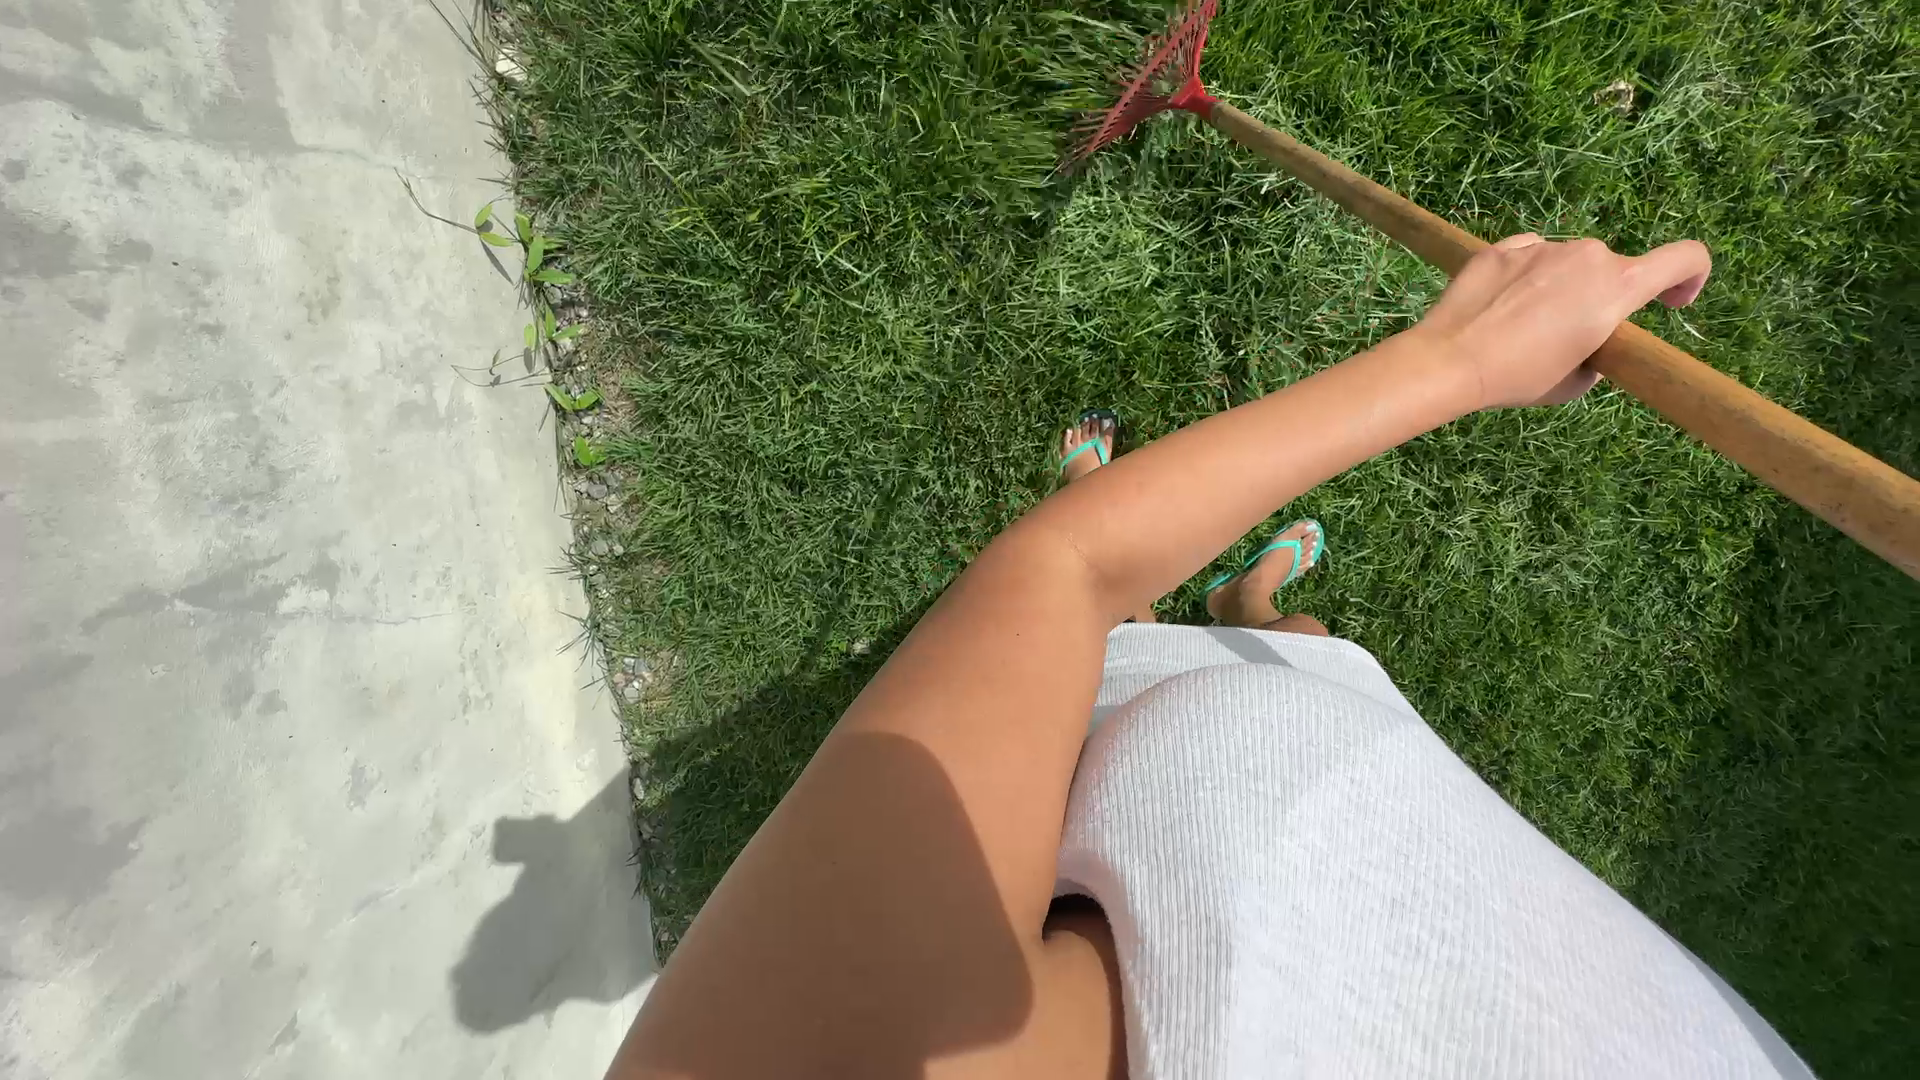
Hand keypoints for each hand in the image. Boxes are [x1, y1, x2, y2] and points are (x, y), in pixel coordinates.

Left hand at [1413, 233, 1711, 408]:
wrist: (1447, 362)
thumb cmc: (1515, 378)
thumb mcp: (1572, 382)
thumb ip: (1598, 355)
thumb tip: (1589, 348)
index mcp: (1619, 285)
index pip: (1685, 258)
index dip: (1690, 277)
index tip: (1671, 301)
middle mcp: (1586, 256)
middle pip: (1610, 269)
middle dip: (1598, 297)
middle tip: (1562, 333)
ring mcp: (1539, 248)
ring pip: (1562, 263)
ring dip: (1554, 286)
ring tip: (1518, 325)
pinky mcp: (1498, 251)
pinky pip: (1524, 256)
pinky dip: (1521, 275)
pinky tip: (1500, 304)